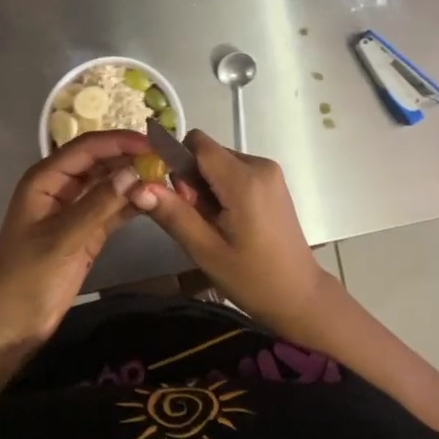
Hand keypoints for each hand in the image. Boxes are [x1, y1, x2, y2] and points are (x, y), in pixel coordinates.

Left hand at [0, 130, 151, 345]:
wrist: (8, 329)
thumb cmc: (26, 279)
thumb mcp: (62, 239)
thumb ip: (99, 204)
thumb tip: (136, 171)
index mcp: (46, 179)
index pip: (87, 148)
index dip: (119, 141)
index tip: (153, 143)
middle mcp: (61, 188)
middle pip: (100, 162)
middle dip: (130, 158)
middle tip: (167, 159)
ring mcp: (75, 211)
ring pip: (109, 185)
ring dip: (134, 180)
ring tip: (167, 177)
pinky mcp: (87, 234)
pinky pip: (113, 209)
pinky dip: (131, 204)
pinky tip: (155, 200)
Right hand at [130, 130, 336, 330]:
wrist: (300, 295)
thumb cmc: (252, 279)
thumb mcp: (206, 251)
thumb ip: (173, 214)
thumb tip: (138, 187)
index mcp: (244, 179)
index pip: (197, 143)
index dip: (177, 161)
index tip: (175, 196)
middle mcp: (259, 164)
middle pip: (208, 153)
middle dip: (193, 179)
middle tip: (198, 221)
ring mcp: (269, 171)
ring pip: (220, 162)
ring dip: (207, 186)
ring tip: (216, 226)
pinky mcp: (272, 180)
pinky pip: (235, 170)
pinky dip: (224, 188)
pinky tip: (230, 222)